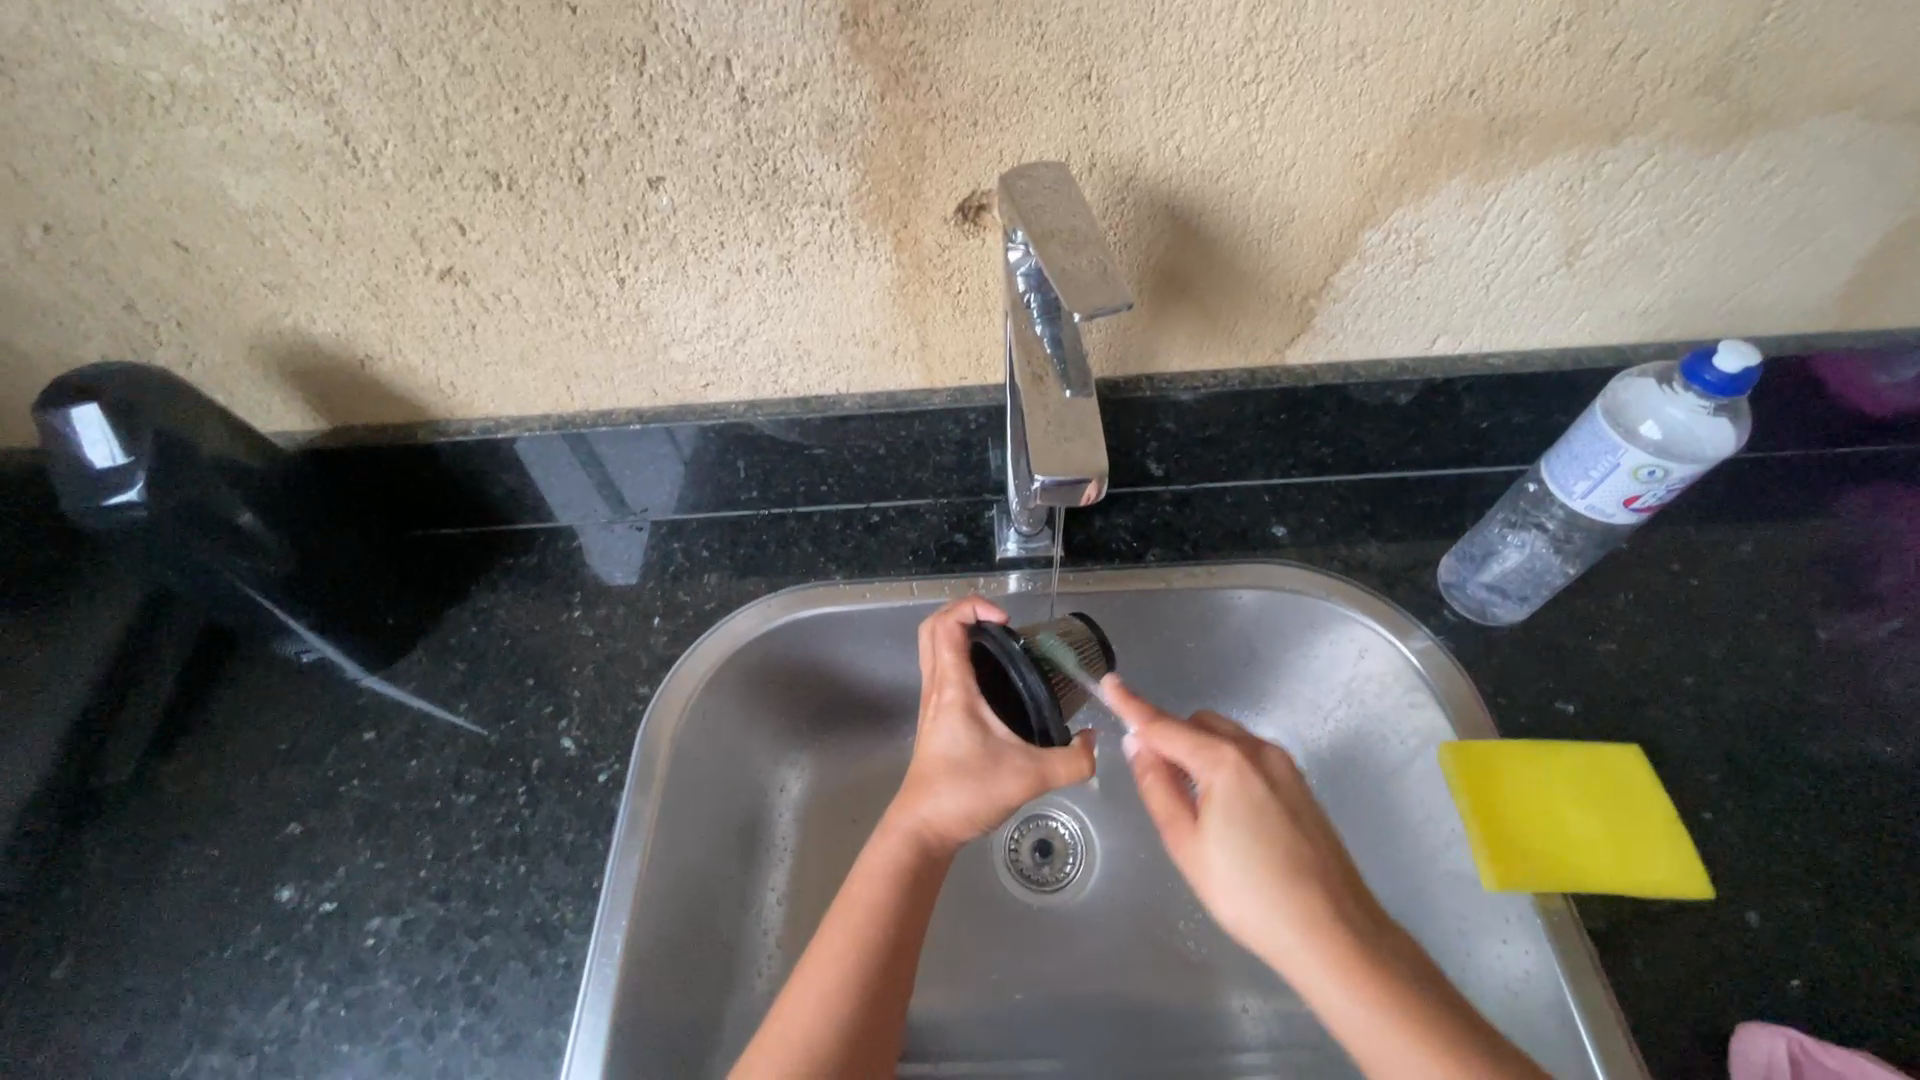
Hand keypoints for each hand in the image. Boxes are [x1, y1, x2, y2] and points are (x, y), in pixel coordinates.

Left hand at [887, 597, 1096, 854]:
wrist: (924, 828)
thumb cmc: (965, 793)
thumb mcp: (1030, 777)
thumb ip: (1072, 761)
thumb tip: (1094, 742)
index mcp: (953, 687)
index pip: (948, 624)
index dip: (974, 607)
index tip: (1007, 622)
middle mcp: (936, 687)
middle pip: (932, 627)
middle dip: (965, 613)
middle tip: (1003, 628)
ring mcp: (932, 703)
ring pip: (934, 648)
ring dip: (961, 635)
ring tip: (1003, 649)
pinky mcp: (935, 719)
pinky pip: (942, 670)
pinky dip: (962, 660)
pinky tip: (995, 683)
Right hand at [1103, 674, 1388, 970]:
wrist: (1334, 932)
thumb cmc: (1248, 894)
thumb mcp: (1186, 844)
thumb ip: (1157, 786)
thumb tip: (1137, 744)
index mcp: (1224, 761)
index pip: (1164, 724)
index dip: (1131, 704)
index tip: (1108, 682)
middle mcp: (1256, 750)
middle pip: (1198, 725)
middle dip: (1170, 737)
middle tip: (1152, 776)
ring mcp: (1284, 765)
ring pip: (1226, 738)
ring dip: (1198, 751)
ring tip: (1189, 801)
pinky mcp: (1299, 785)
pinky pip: (1249, 756)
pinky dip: (1225, 764)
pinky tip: (1224, 810)